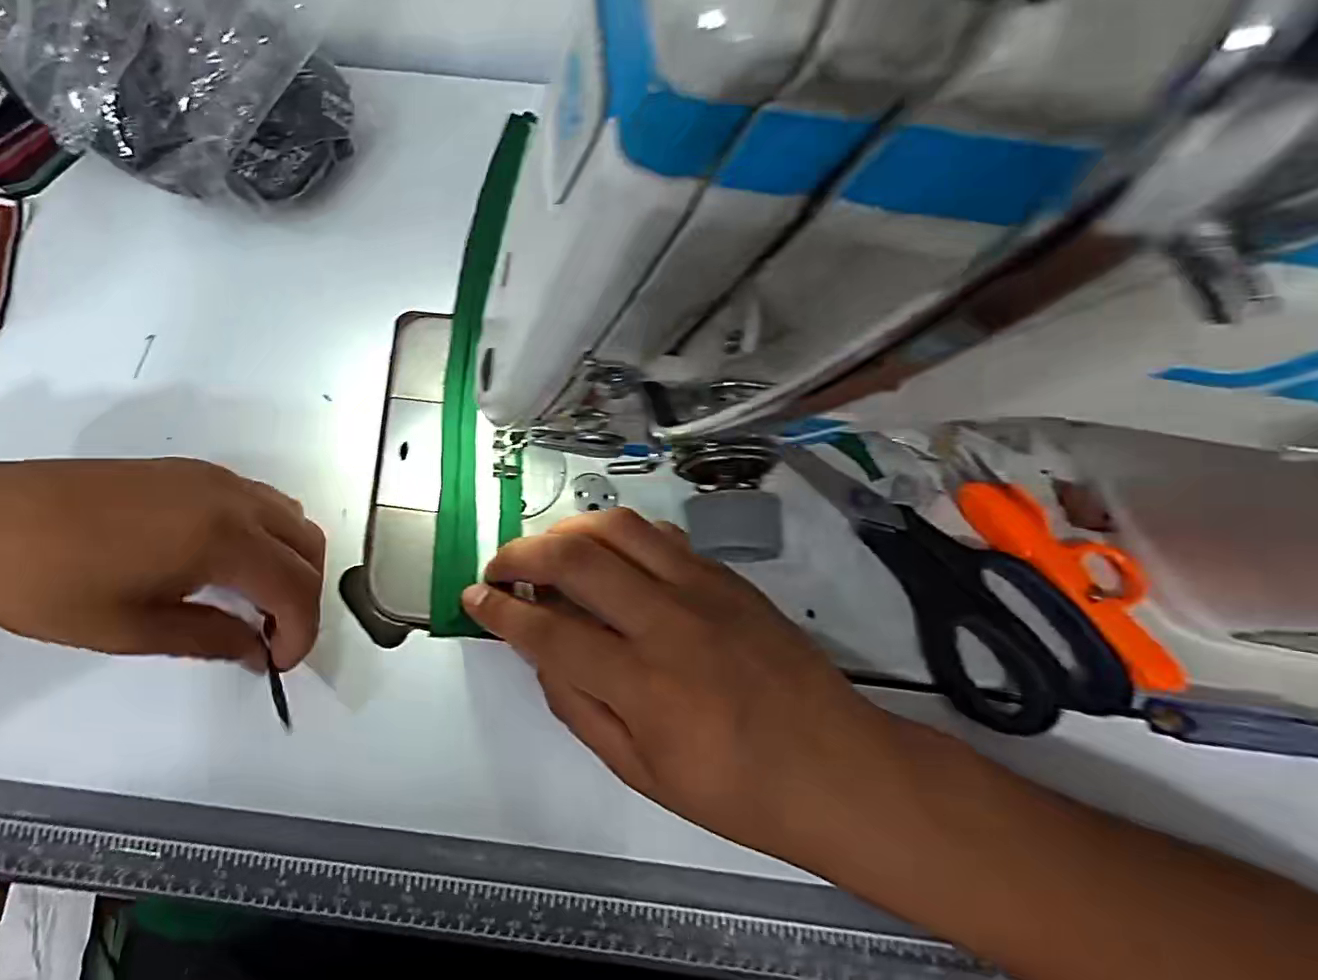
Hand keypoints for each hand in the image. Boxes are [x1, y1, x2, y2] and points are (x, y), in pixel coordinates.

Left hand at [0, 459, 325, 669]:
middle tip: (272, 638)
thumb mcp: (134, 628)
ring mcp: (208, 475)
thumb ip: (212, 637)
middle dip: (304, 596)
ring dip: (287, 561)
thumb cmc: (51, 586)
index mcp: (220, 535)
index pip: (296, 585)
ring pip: (285, 516)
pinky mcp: (185, 470)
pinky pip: (254, 500)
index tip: (277, 666)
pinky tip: (225, 566)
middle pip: (305, 543)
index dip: (300, 632)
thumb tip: (257, 649)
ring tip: (254, 603)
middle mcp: (229, 495)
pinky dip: (264, 535)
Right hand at [463, 508, 902, 860]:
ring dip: (564, 530)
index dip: (498, 609)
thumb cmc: (738, 790)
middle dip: (518, 555)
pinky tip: (605, 553)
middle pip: (573, 558)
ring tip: (546, 552)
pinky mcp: (725, 577)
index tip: (473, 598)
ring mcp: (701, 591)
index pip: (546, 629)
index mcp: (642, 685)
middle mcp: (667, 624)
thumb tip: (539, 654)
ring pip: (614, 527)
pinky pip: (657, 534)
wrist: (844, 772)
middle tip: (499, 569)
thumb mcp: (640, 771)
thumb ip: (577, 707)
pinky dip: (616, 534)